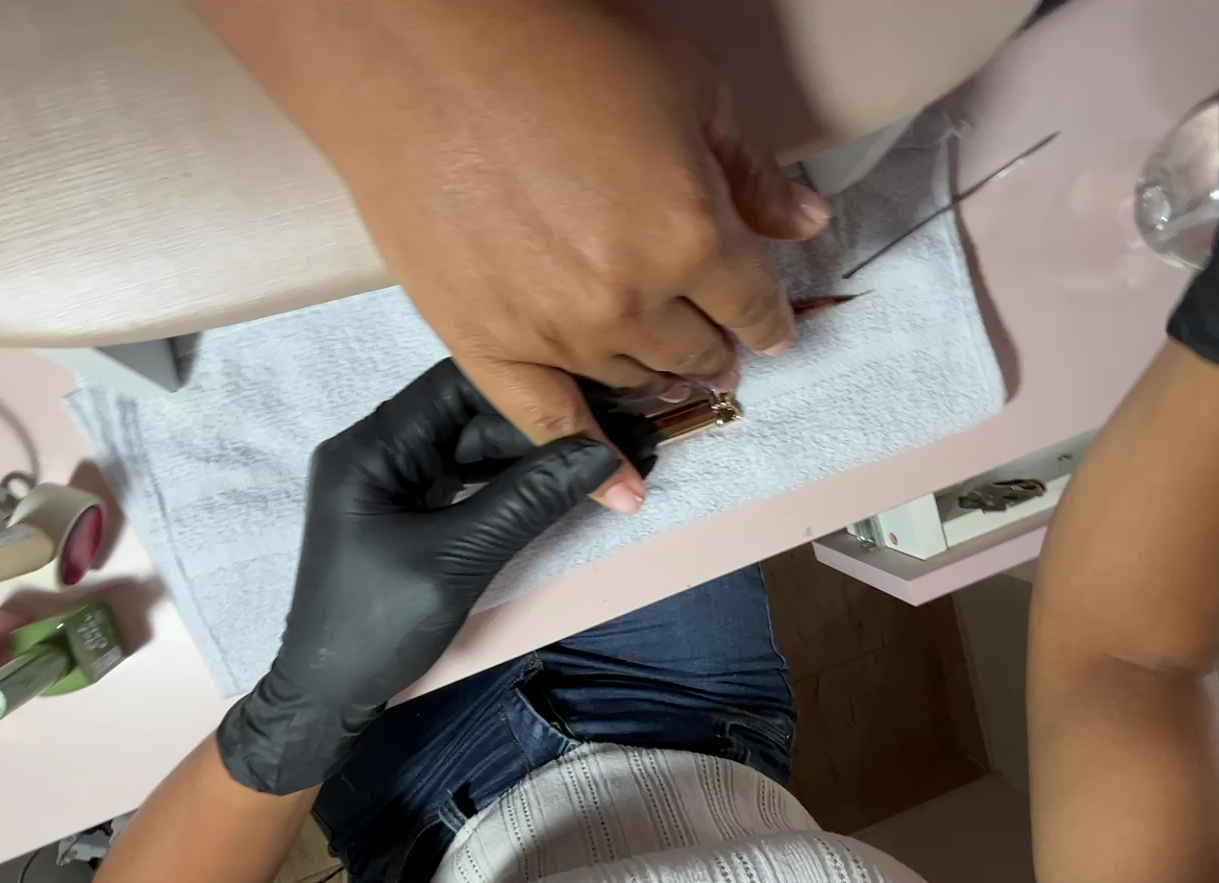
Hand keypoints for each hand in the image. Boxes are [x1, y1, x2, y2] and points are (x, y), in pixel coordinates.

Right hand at [197, 0, 828, 512]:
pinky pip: (552, 428)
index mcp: (690, 234)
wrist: (412, 54)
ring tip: (668, 382)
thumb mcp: (683, 85)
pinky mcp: (490, 350)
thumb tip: (807, 226)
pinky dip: (592, 467)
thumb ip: (752, 170)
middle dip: (716, 355)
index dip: (768, 320)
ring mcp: (558, 336)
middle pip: (693, 351)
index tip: (770, 332)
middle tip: (716, 356)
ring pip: (632, 385)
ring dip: (662, 386)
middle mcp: (631, 301)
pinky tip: (624, 497)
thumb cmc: (548, 48)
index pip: (751, 303)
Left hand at [215, 360, 651, 793]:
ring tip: (595, 457)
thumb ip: (528, 500)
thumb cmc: (380, 627)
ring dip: (529, 455)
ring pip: (470, 446)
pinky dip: (508, 482)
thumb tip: (604, 454)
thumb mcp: (459, 559)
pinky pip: (463, 478)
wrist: (329, 693)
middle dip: (537, 426)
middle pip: (467, 415)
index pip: (457, 388)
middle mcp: (376, 449)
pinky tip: (554, 483)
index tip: (597, 399)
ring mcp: (390, 479)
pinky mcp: (405, 506)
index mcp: (370, 448)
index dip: (530, 390)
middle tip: (611, 433)